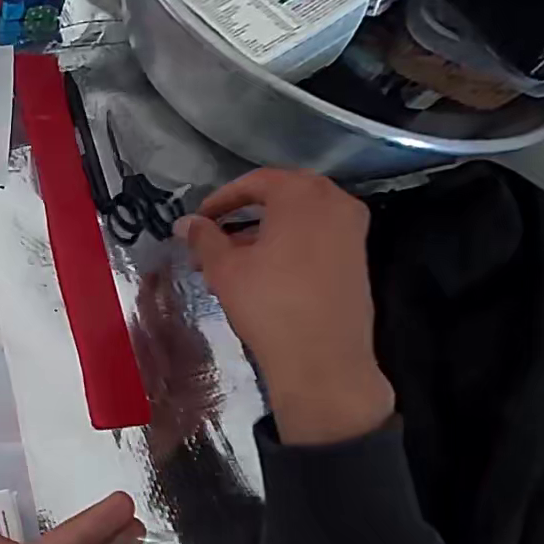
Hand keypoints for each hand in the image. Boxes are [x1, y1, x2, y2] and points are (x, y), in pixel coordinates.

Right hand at [177, 168, 394, 445]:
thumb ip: (204, 239)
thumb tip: (185, 223)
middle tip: (213, 240)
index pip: (257, 182)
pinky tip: (261, 277)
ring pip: (298, 222)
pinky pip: (316, 241)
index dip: (222, 199)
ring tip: (229, 266)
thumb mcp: (225, 270)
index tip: (200, 220)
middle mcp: (335, 203)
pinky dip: (287, 249)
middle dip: (243, 217)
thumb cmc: (269, 305)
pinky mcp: (357, 261)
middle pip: (281, 198)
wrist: (323, 361)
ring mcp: (352, 232)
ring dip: (262, 236)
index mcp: (303, 195)